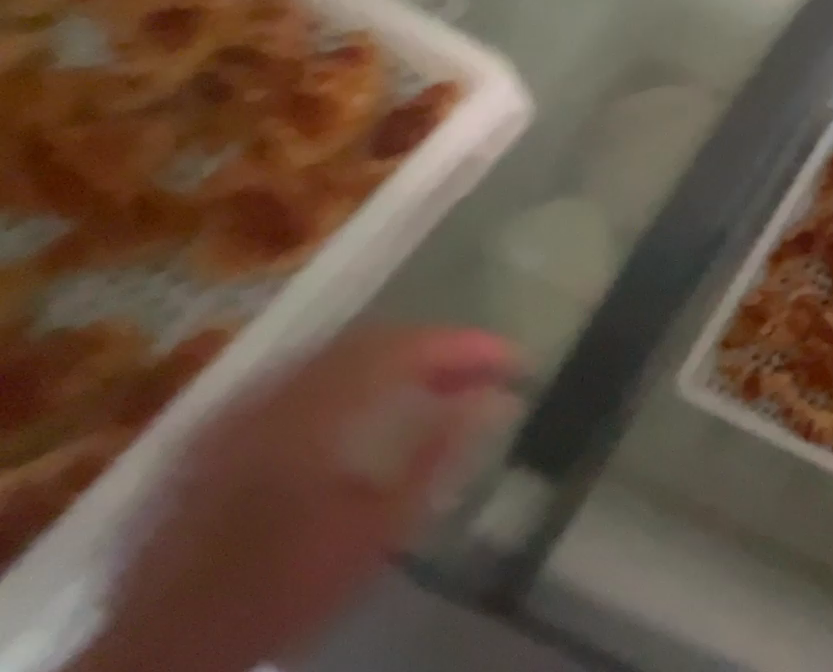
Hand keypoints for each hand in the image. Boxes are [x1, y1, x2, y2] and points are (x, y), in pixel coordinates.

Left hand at [70, 326, 518, 671]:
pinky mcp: (220, 429)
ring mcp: (238, 409)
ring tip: (444, 383)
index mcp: (311, 414)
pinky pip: (305, 376)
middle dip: (437, 348)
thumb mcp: (380, 527)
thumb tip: (499, 397)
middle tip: (486, 370)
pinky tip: (376, 406)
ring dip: (397, 360)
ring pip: (334, 354)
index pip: (402, 348)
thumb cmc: (288, 584)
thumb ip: (441, 452)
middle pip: (368, 340)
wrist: (169, 643)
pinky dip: (356, 377)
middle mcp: (270, 395)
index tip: (514, 359)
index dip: (466, 345)